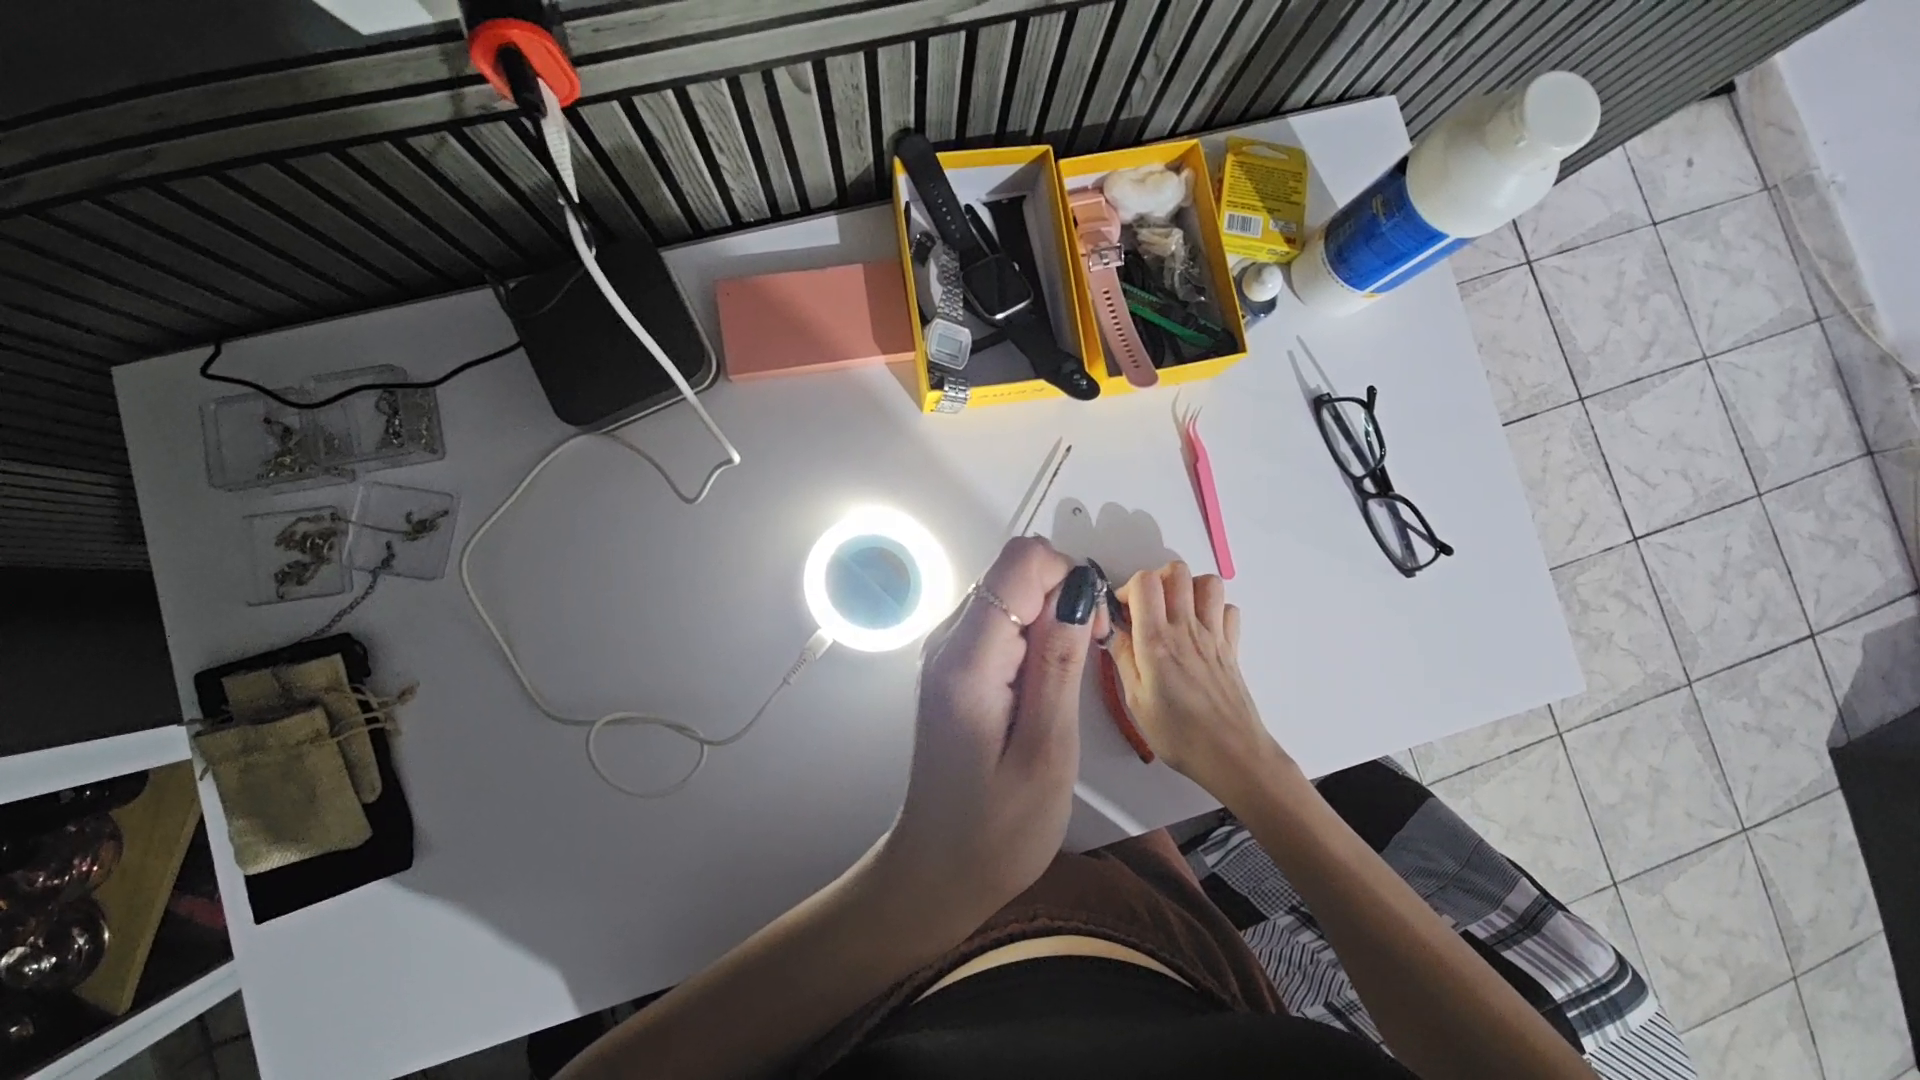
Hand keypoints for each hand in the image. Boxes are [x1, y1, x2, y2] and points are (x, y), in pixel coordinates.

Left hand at [879, 537, 1106, 926]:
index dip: (1069, 579)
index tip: (1094, 632)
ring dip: (1051, 620)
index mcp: (967, 660)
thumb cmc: (998, 830)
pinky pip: (999, 623)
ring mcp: (945, 654)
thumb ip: (1059, 662)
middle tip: (1088, 659)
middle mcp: (946, 643)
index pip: (1020, 562)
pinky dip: (1032, 637)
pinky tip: (1044, 686)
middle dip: (1064, 598)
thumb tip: (1078, 589)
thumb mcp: (1047, 751)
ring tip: (1066, 683)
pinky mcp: (953, 669)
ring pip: (1009, 594)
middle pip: (1013, 572)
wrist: (939, 869)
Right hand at [1108, 561, 1282, 798]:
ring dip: (1187, 588)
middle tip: (1146, 607)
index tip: (1122, 612)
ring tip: (1173, 612)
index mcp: (1157, 641)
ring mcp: (1214, 635)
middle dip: (1156, 579)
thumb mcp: (1135, 701)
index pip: (1145, 582)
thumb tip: (1113, 630)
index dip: (1128, 588)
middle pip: (1176, 571)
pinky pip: (1227, 609)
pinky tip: (1199, 631)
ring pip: (1207, 582)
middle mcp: (1187, 629)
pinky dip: (1213, 610)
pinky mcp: (1232, 647)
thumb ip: (1123, 658)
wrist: (1232, 755)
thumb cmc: (1178, 735)